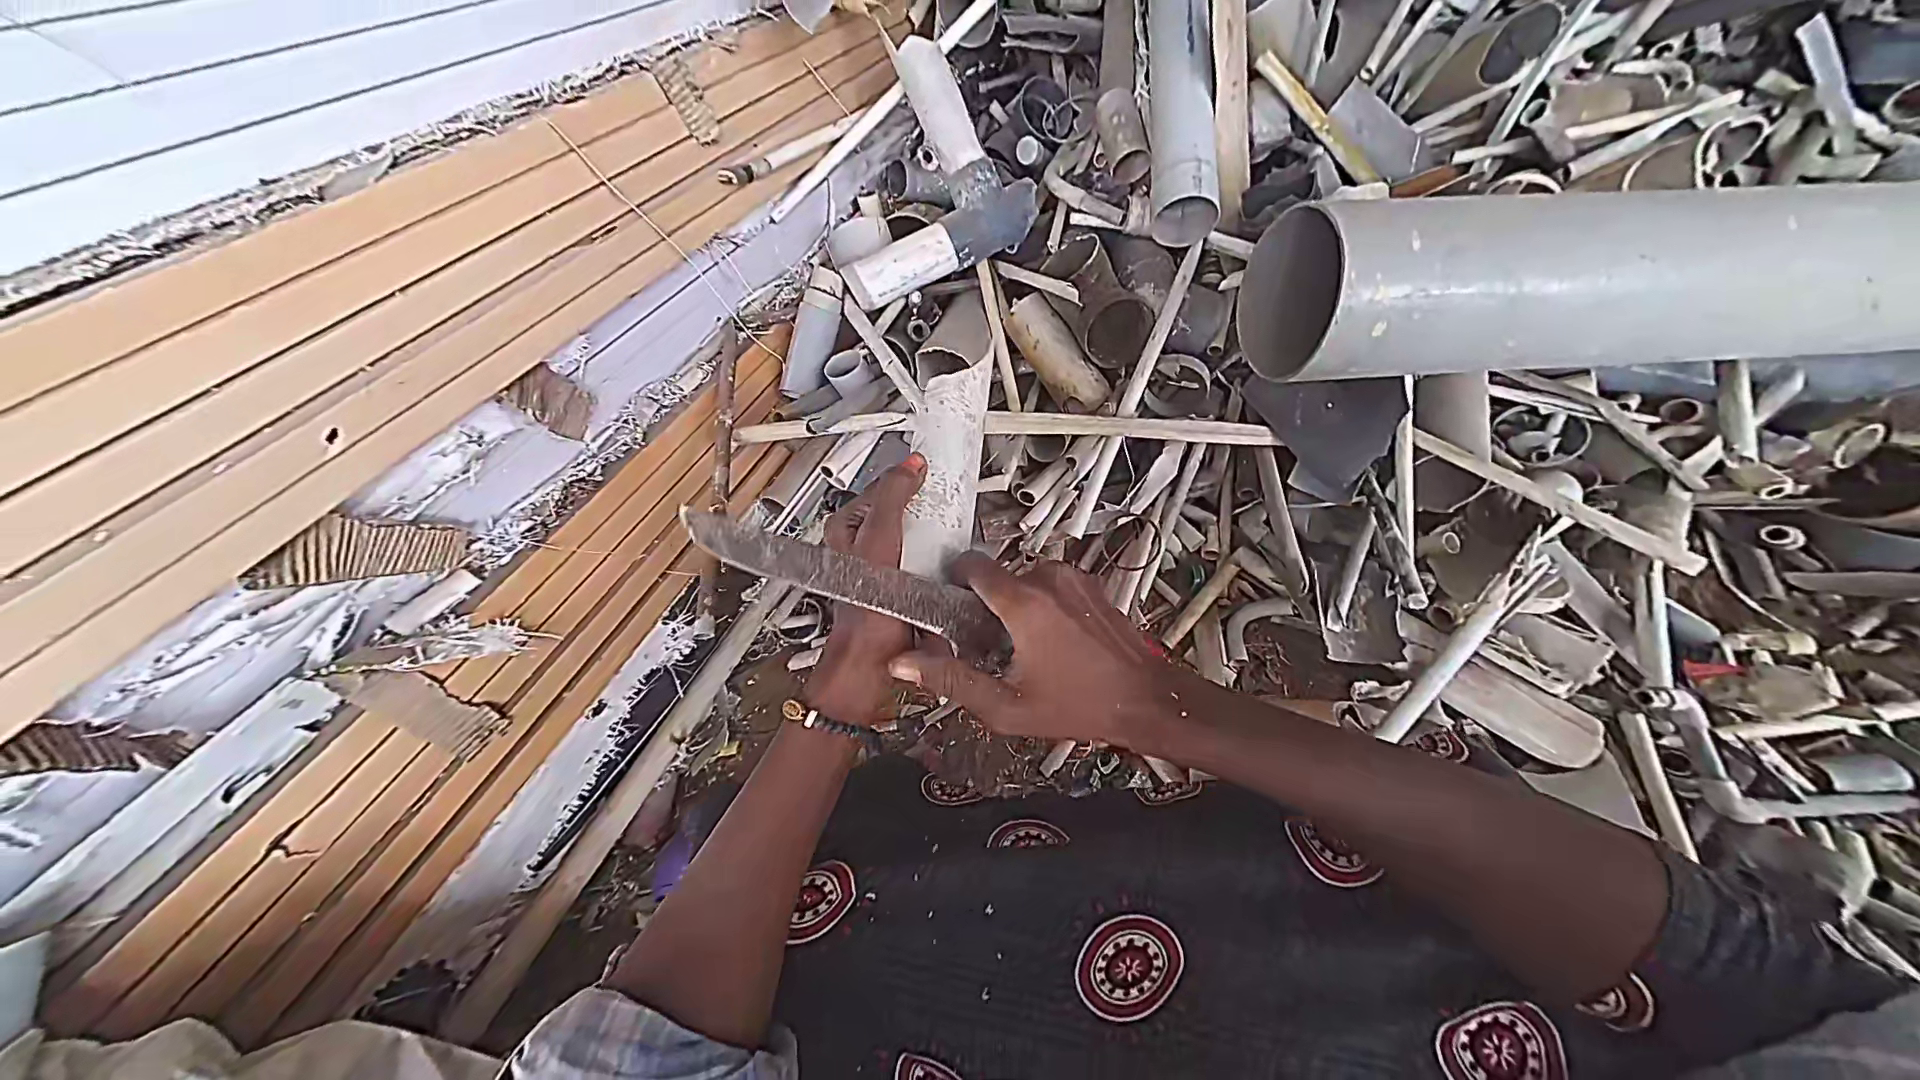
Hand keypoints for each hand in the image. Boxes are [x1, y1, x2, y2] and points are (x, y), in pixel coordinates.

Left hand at [801, 453, 926, 722]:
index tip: (930, 469)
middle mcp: (864, 547)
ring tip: (948, 534)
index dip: (907, 477)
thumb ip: (891, 499)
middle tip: (943, 505)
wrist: (874, 660)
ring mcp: (888, 567)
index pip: (882, 488)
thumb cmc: (864, 609)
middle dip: (926, 510)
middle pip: (904, 512)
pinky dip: (941, 560)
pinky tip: (948, 563)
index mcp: (847, 529)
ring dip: (937, 536)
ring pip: (919, 537)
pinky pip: (930, 562)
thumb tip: (909, 468)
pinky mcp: (907, 586)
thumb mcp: (877, 539)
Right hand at [887, 553, 1208, 749]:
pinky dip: (1039, 602)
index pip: (971, 564)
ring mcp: (1073, 578)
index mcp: (1025, 603)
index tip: (949, 603)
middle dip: (985, 604)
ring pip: (1021, 579)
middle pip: (996, 576)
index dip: (953, 581)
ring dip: (1013, 604)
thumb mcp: (1006, 706)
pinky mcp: (1088, 584)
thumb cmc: (1081, 705)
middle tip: (988, 643)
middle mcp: (1049, 579)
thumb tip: (905, 664)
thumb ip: (951, 680)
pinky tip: (1048, 640)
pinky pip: (1047, 583)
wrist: (1145, 700)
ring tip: (1021, 646)